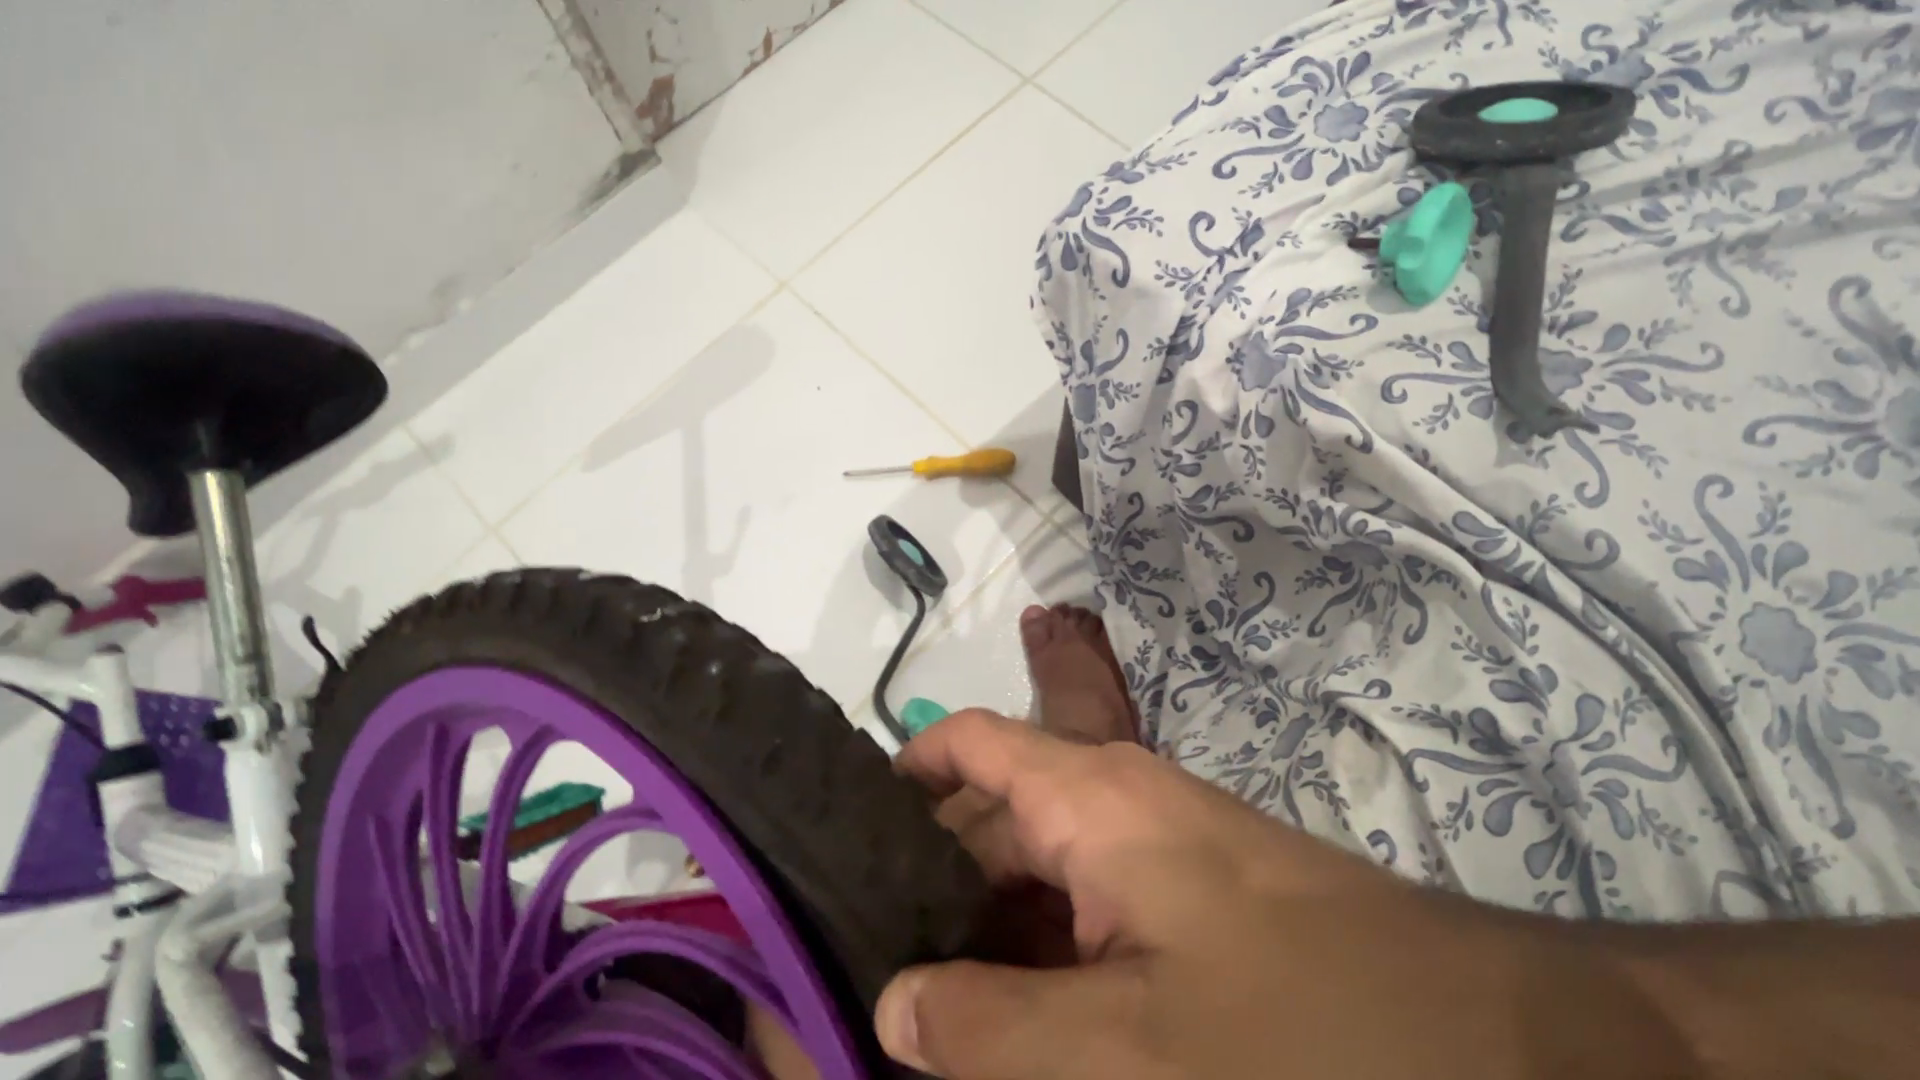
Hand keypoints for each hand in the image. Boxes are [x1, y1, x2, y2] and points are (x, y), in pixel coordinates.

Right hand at [879, 711, 1694, 1079]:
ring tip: (929, 1012)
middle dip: (930, 886)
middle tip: (866, 969)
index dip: (900, 780)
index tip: (839, 850)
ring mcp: (1165, 858)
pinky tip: (1025, 1029)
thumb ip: (990, 1026)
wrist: (1503, 1044)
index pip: (968, 744)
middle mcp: (1121, 807)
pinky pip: (1095, 921)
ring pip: (1043, 880)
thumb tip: (892, 1006)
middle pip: (993, 819)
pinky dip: (1049, 963)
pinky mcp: (1201, 909)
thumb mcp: (1126, 1048)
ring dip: (989, 938)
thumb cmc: (1304, 1031)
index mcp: (1093, 799)